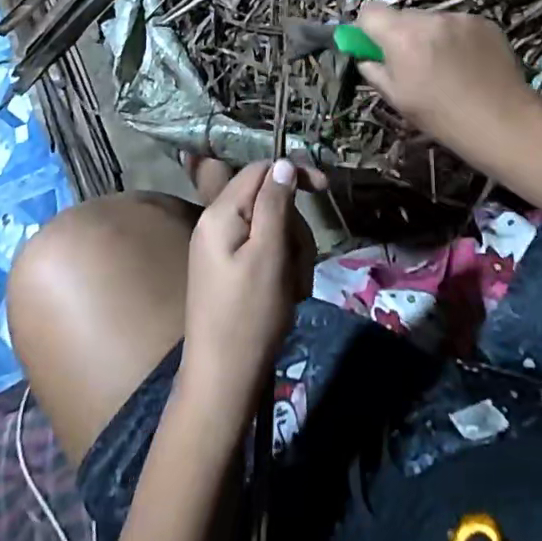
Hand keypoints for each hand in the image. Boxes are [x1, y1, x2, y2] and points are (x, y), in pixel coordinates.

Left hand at [182, 159, 315, 400]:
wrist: (224, 377)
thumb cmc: (249, 315)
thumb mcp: (269, 255)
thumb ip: (275, 205)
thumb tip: (283, 163)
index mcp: (219, 213)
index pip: (259, 171)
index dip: (293, 174)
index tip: (325, 189)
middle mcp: (216, 223)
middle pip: (269, 202)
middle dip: (293, 229)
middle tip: (297, 265)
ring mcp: (222, 248)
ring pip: (273, 230)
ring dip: (292, 254)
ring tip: (292, 288)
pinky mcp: (231, 270)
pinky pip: (265, 254)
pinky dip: (282, 270)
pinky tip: (286, 296)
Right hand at [352, 2, 541, 154]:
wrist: (502, 121)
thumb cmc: (441, 116)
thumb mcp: (397, 99)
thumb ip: (375, 71)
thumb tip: (367, 58)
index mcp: (401, 36)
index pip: (370, 12)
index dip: (368, 28)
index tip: (375, 47)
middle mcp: (430, 18)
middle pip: (402, 15)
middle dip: (401, 34)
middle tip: (412, 63)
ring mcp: (460, 17)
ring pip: (432, 20)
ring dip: (430, 36)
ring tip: (445, 67)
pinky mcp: (484, 22)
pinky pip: (457, 24)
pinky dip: (455, 38)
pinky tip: (467, 64)